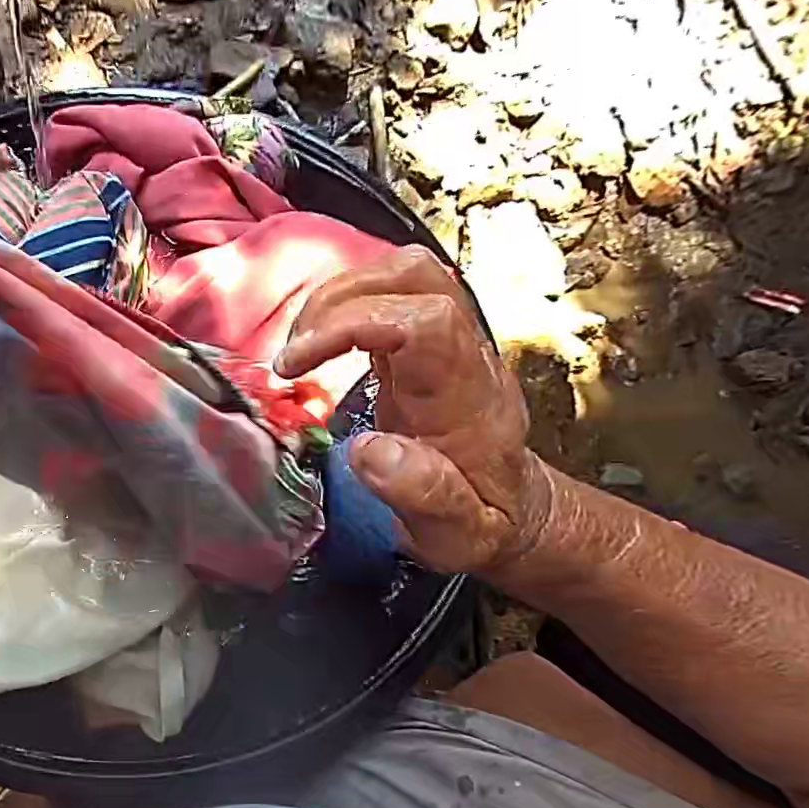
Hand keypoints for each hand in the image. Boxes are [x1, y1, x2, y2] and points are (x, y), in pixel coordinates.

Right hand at [276, 246, 551, 575]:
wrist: (516, 508)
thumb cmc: (482, 521)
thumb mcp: (459, 535)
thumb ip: (423, 494)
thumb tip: (367, 450)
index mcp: (468, 399)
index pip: (422, 321)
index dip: (351, 323)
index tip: (297, 362)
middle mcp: (464, 356)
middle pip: (413, 276)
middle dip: (335, 301)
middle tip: (293, 355)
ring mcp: (450, 342)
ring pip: (403, 272)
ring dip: (339, 296)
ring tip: (302, 345)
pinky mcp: (431, 343)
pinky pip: (393, 292)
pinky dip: (347, 304)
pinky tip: (322, 341)